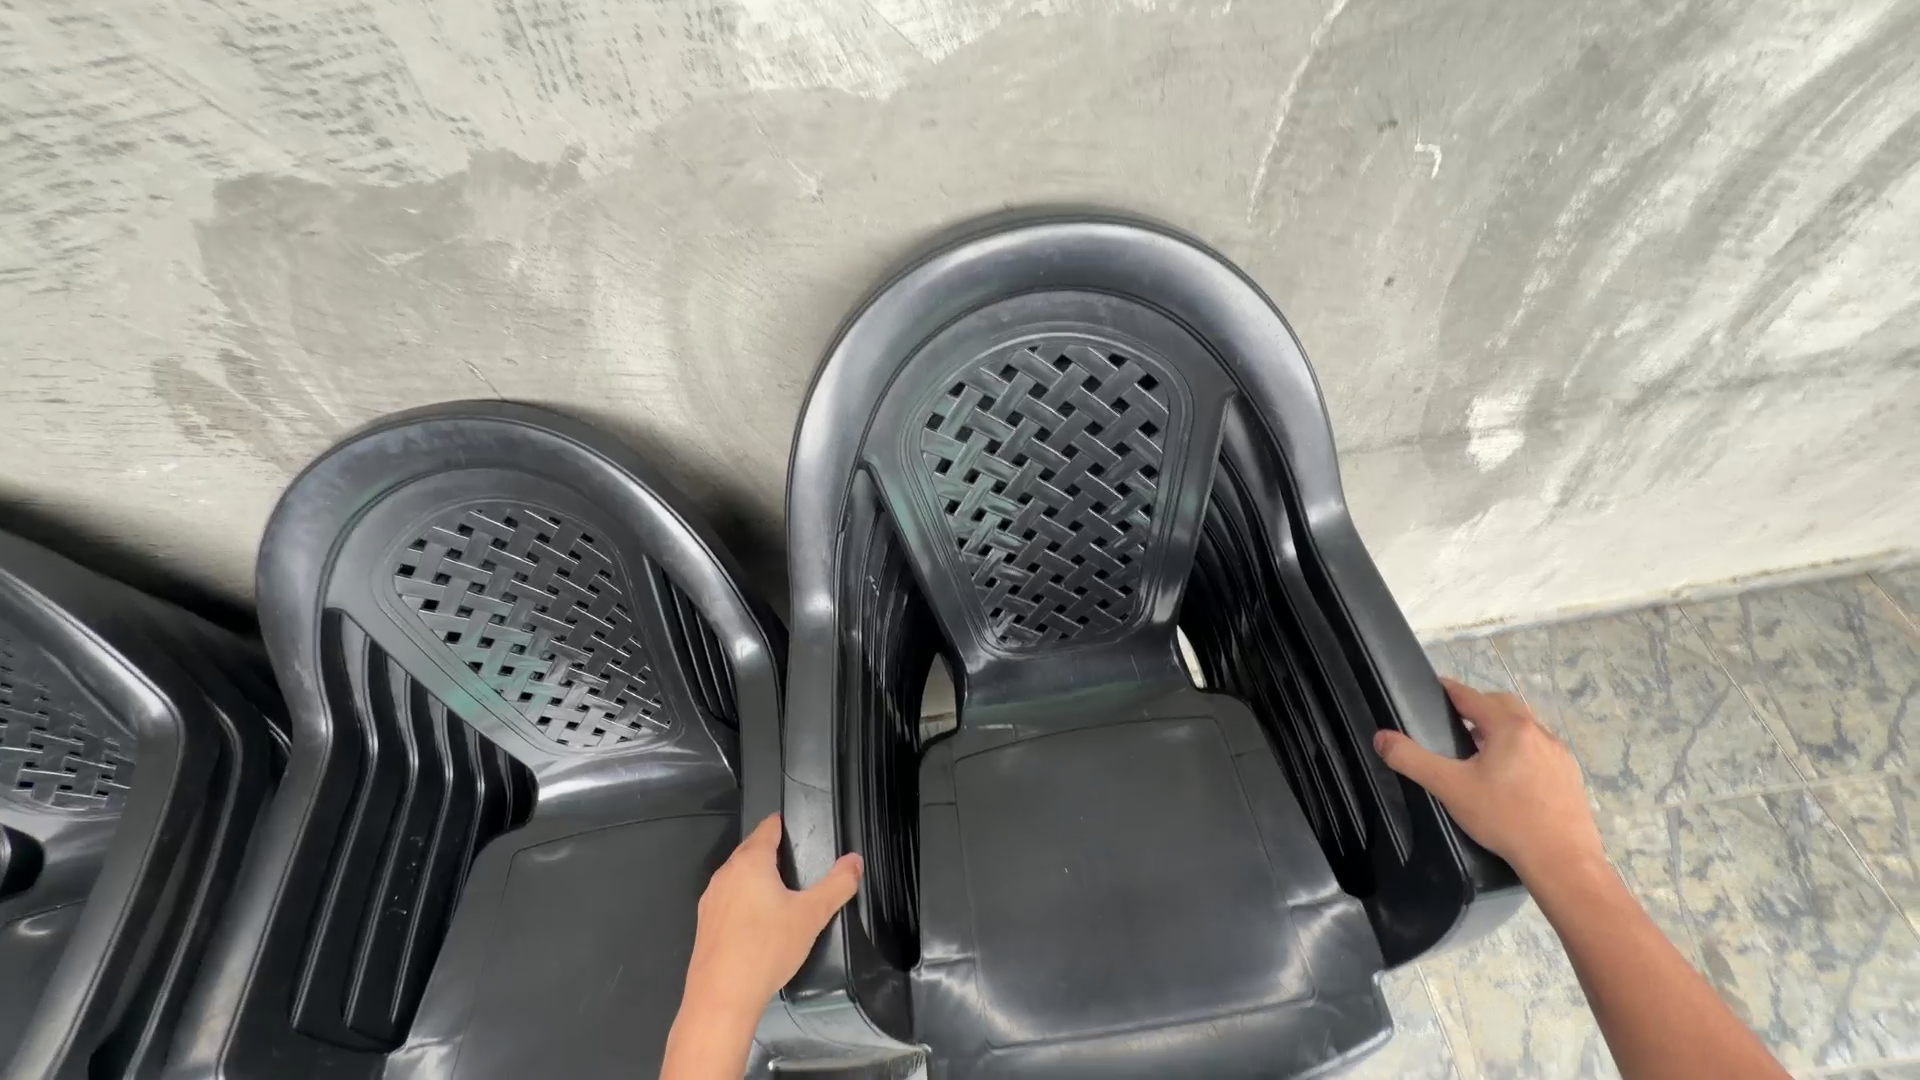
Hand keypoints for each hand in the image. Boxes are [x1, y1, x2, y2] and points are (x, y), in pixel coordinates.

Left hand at [678, 813, 863, 1027]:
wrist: (721, 1000)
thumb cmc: (767, 949)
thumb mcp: (812, 915)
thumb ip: (837, 885)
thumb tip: (855, 861)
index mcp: (751, 862)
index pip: (767, 827)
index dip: (784, 824)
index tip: (797, 828)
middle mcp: (726, 874)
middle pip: (751, 849)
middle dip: (772, 850)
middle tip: (797, 860)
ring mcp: (710, 900)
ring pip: (737, 875)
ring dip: (756, 877)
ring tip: (780, 891)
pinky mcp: (704, 924)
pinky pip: (727, 900)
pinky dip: (743, 900)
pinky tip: (758, 922)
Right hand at [1373, 677, 1605, 882]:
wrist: (1563, 863)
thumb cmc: (1504, 817)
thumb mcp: (1448, 786)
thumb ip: (1410, 759)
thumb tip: (1381, 738)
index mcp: (1509, 728)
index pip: (1472, 696)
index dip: (1449, 689)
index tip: (1431, 688)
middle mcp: (1539, 734)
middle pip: (1503, 705)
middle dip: (1477, 706)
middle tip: (1453, 721)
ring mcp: (1560, 757)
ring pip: (1525, 728)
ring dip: (1500, 728)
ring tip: (1478, 750)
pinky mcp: (1571, 778)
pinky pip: (1540, 750)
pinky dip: (1519, 750)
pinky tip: (1508, 776)